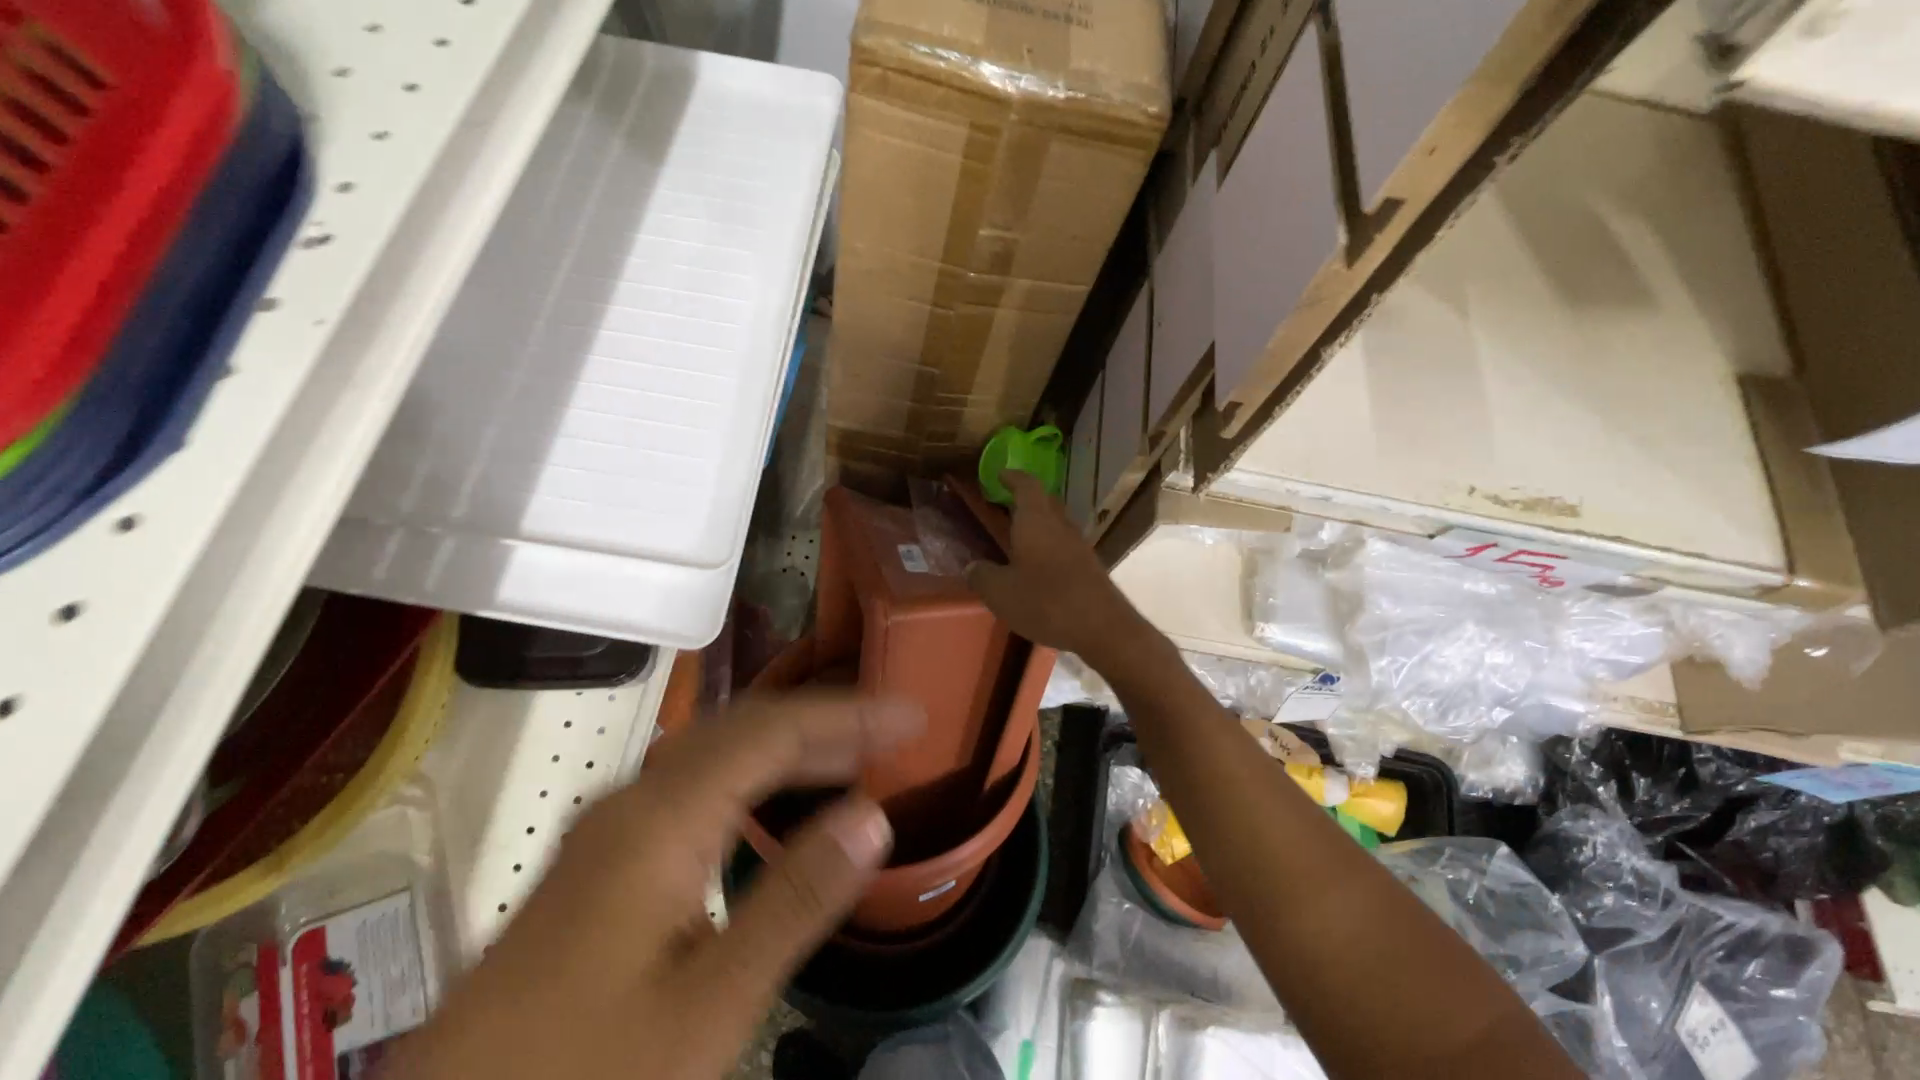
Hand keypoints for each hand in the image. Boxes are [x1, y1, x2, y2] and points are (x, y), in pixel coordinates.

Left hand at [389, 696, 922, 1079]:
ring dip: (785, 746)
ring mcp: (606, 832)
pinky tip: (769, 808)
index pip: (771, 732)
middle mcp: (631, 804)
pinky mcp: (596, 865)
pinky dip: (748, 780)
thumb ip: (795, 901)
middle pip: (739, 730)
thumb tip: (872, 816)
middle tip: (893, 730)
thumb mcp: (713, 1001)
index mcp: (660, 821)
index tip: (912, 715)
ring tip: (852, 756)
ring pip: (711, 756)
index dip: (846, 716)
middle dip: (822, 721)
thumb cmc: (591, 1066)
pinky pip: (690, 790)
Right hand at [966, 470, 1142, 662]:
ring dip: (1038, 525)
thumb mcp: (1000, 592)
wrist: (1102, 627)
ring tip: (1018, 538)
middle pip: (1045, 502)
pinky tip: (1037, 568)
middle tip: (1005, 505)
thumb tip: (972, 567)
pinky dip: (1049, 547)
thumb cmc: (1045, 601)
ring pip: (1056, 525)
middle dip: (1025, 499)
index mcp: (1036, 521)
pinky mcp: (1089, 567)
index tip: (1000, 474)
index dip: (1013, 477)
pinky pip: (1064, 547)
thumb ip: (982, 576)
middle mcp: (1060, 526)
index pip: (1027, 485)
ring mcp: (1079, 546)